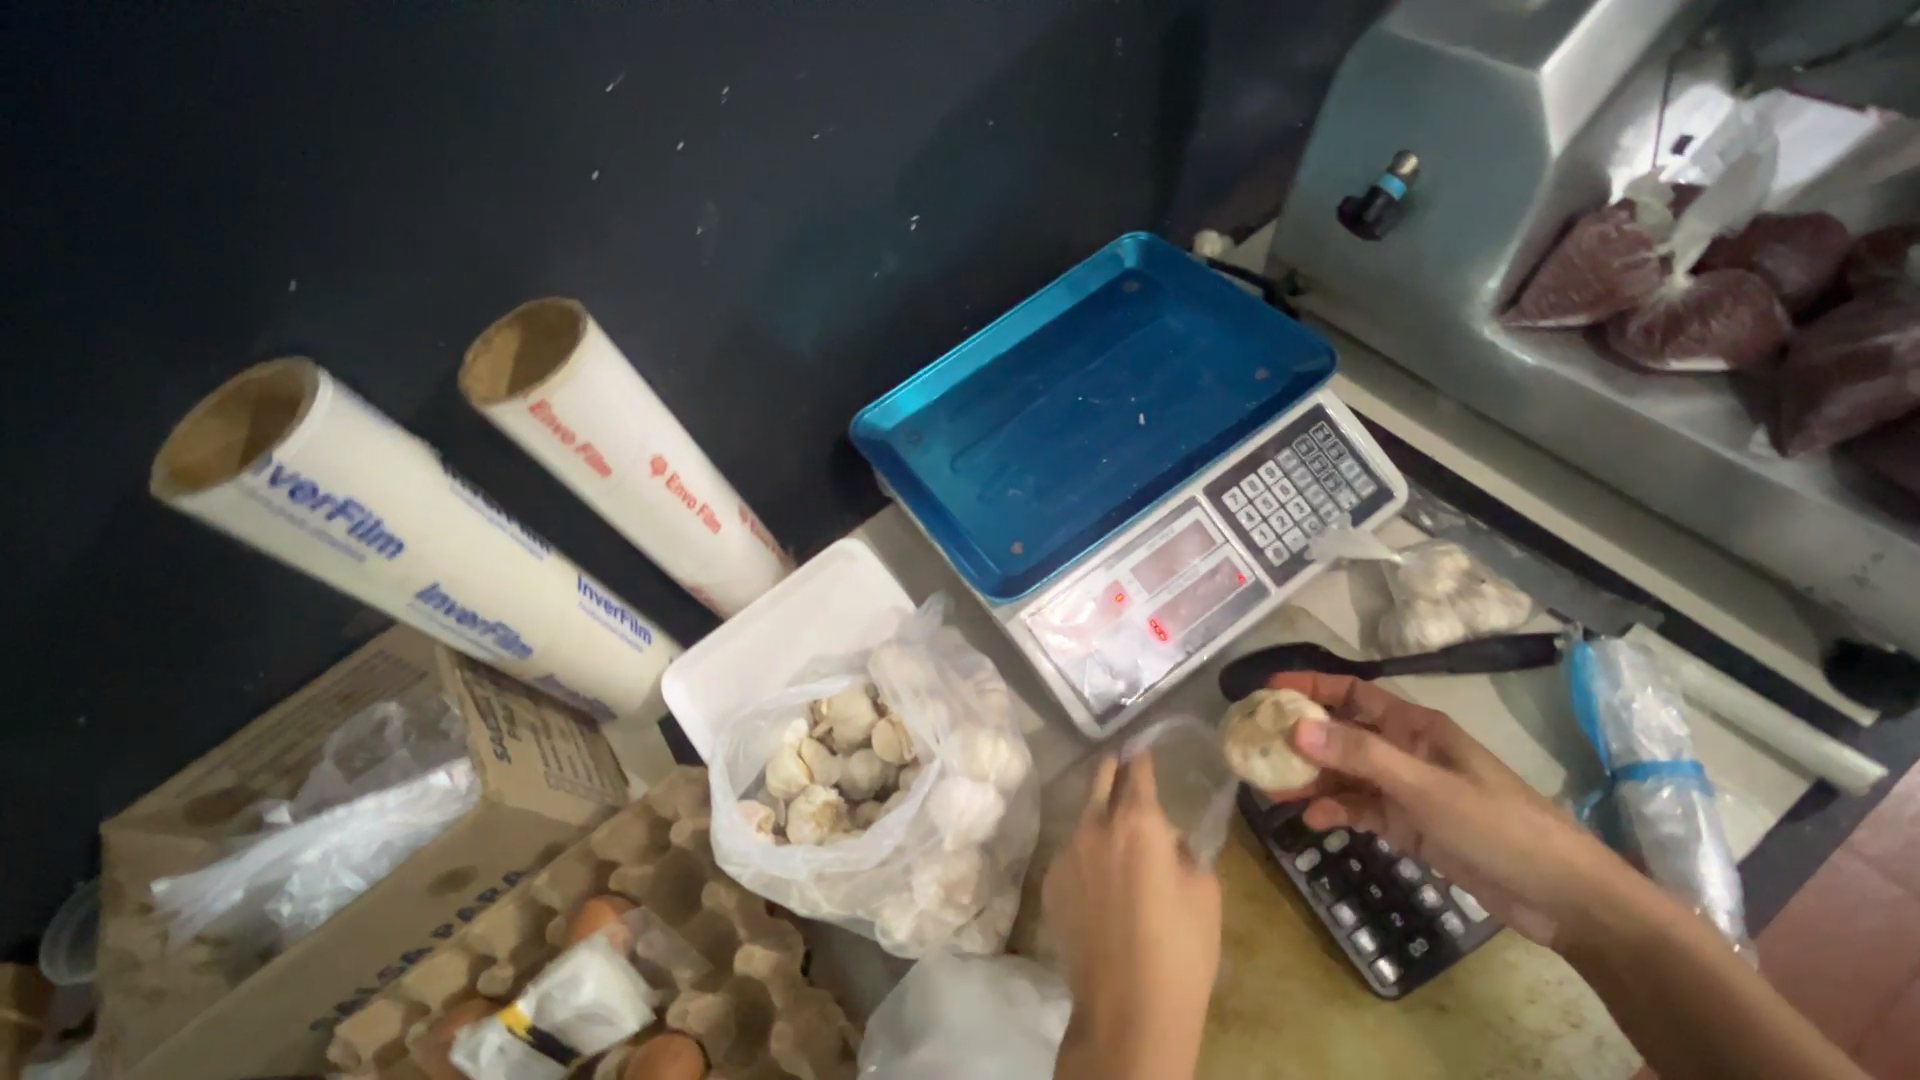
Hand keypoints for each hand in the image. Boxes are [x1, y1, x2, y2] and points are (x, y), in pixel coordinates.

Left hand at [1045, 753, 1220, 1079]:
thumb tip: (1169, 841)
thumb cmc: (1181, 949)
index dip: (1142, 759)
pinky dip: (1085, 855)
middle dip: (1111, 771)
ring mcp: (1066, 854)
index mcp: (1139, 822)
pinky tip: (1098, 878)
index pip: (1137, 773)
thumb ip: (1186, 852)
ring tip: (1112, 830)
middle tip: (1120, 766)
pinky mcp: (1050, 884)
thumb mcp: (1205, 893)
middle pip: (1099, 782)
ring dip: (1098, 818)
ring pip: (1083, 821)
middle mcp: (1095, 826)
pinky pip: (1071, 855)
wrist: (1127, 1006)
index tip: (1144, 750)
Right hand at [1266, 672, 1641, 950]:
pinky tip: (1314, 821)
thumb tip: (1295, 728)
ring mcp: (1407, 790)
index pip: (1353, 694)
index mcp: (1415, 727)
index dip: (1311, 687)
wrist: (1562, 896)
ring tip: (1270, 789)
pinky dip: (1336, 811)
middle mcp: (1405, 751)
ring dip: (1310, 780)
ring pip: (1345, 775)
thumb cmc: (1497, 825)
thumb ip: (1360, 757)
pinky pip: (1361, 810)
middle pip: (1340, 735)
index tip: (1266, 691)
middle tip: (1255, 748)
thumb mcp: (1424, 788)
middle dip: (1299, 740)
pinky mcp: (1409, 826)